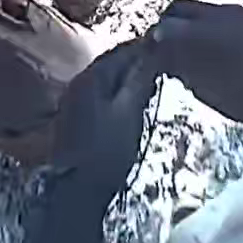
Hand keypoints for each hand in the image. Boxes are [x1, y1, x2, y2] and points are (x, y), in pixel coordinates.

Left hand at [49, 40, 158, 186]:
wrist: (78, 195)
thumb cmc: (107, 150)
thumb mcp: (130, 110)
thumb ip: (141, 76)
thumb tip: (153, 47)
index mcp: (92, 76)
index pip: (123, 50)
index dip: (147, 48)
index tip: (168, 50)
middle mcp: (80, 81)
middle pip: (114, 62)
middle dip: (138, 63)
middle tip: (162, 69)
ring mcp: (74, 99)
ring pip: (108, 78)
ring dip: (129, 79)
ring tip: (150, 86)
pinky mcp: (75, 116)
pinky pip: (102, 93)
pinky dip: (119, 93)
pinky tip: (132, 103)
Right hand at [150, 0, 242, 131]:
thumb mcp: (203, 87)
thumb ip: (178, 65)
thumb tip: (156, 54)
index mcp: (210, 33)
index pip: (170, 23)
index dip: (155, 36)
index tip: (148, 51)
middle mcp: (221, 13)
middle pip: (179, 8)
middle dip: (166, 24)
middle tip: (159, 47)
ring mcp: (232, 11)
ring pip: (194, 9)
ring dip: (183, 24)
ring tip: (179, 47)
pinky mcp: (241, 13)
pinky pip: (211, 13)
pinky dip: (200, 26)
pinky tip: (199, 46)